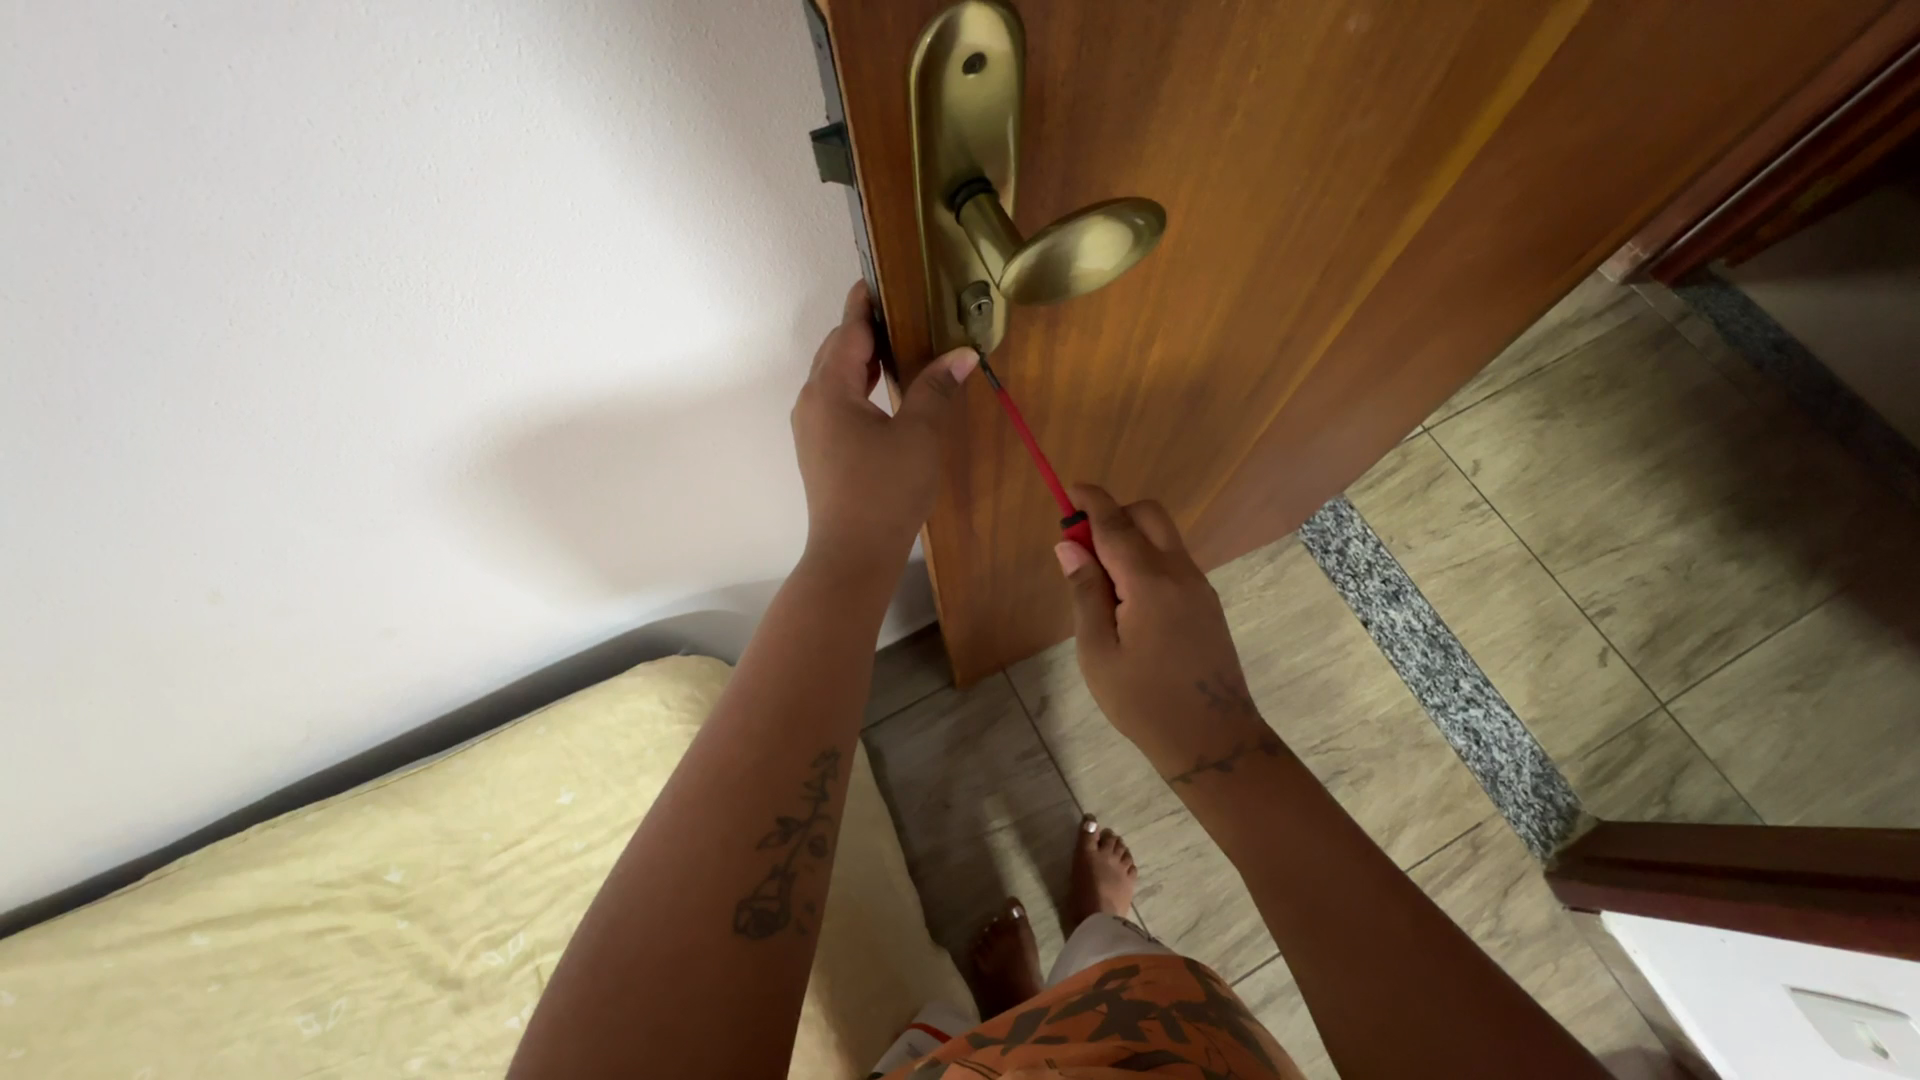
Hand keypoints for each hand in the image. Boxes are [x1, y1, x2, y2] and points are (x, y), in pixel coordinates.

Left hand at [791, 281, 977, 567]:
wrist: (853, 554)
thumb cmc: (885, 490)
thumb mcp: (918, 435)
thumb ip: (936, 388)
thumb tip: (962, 353)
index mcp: (831, 389)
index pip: (848, 330)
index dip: (866, 302)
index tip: (882, 276)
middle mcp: (812, 402)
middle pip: (836, 351)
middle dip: (865, 328)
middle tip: (902, 311)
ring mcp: (811, 430)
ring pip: (835, 379)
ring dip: (862, 359)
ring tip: (898, 347)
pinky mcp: (819, 452)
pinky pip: (836, 403)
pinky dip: (859, 387)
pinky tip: (885, 394)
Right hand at [1055, 484, 1264, 768]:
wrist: (1212, 739)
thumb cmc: (1143, 702)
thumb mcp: (1098, 652)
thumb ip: (1085, 592)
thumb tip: (1070, 546)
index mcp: (1149, 582)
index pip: (1115, 524)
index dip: (1090, 501)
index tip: (1069, 490)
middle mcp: (1179, 573)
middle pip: (1148, 515)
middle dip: (1113, 515)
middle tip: (1082, 548)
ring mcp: (1198, 587)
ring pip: (1163, 538)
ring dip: (1130, 539)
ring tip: (1099, 583)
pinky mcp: (1206, 604)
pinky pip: (1172, 562)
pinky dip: (1146, 560)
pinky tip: (1126, 602)